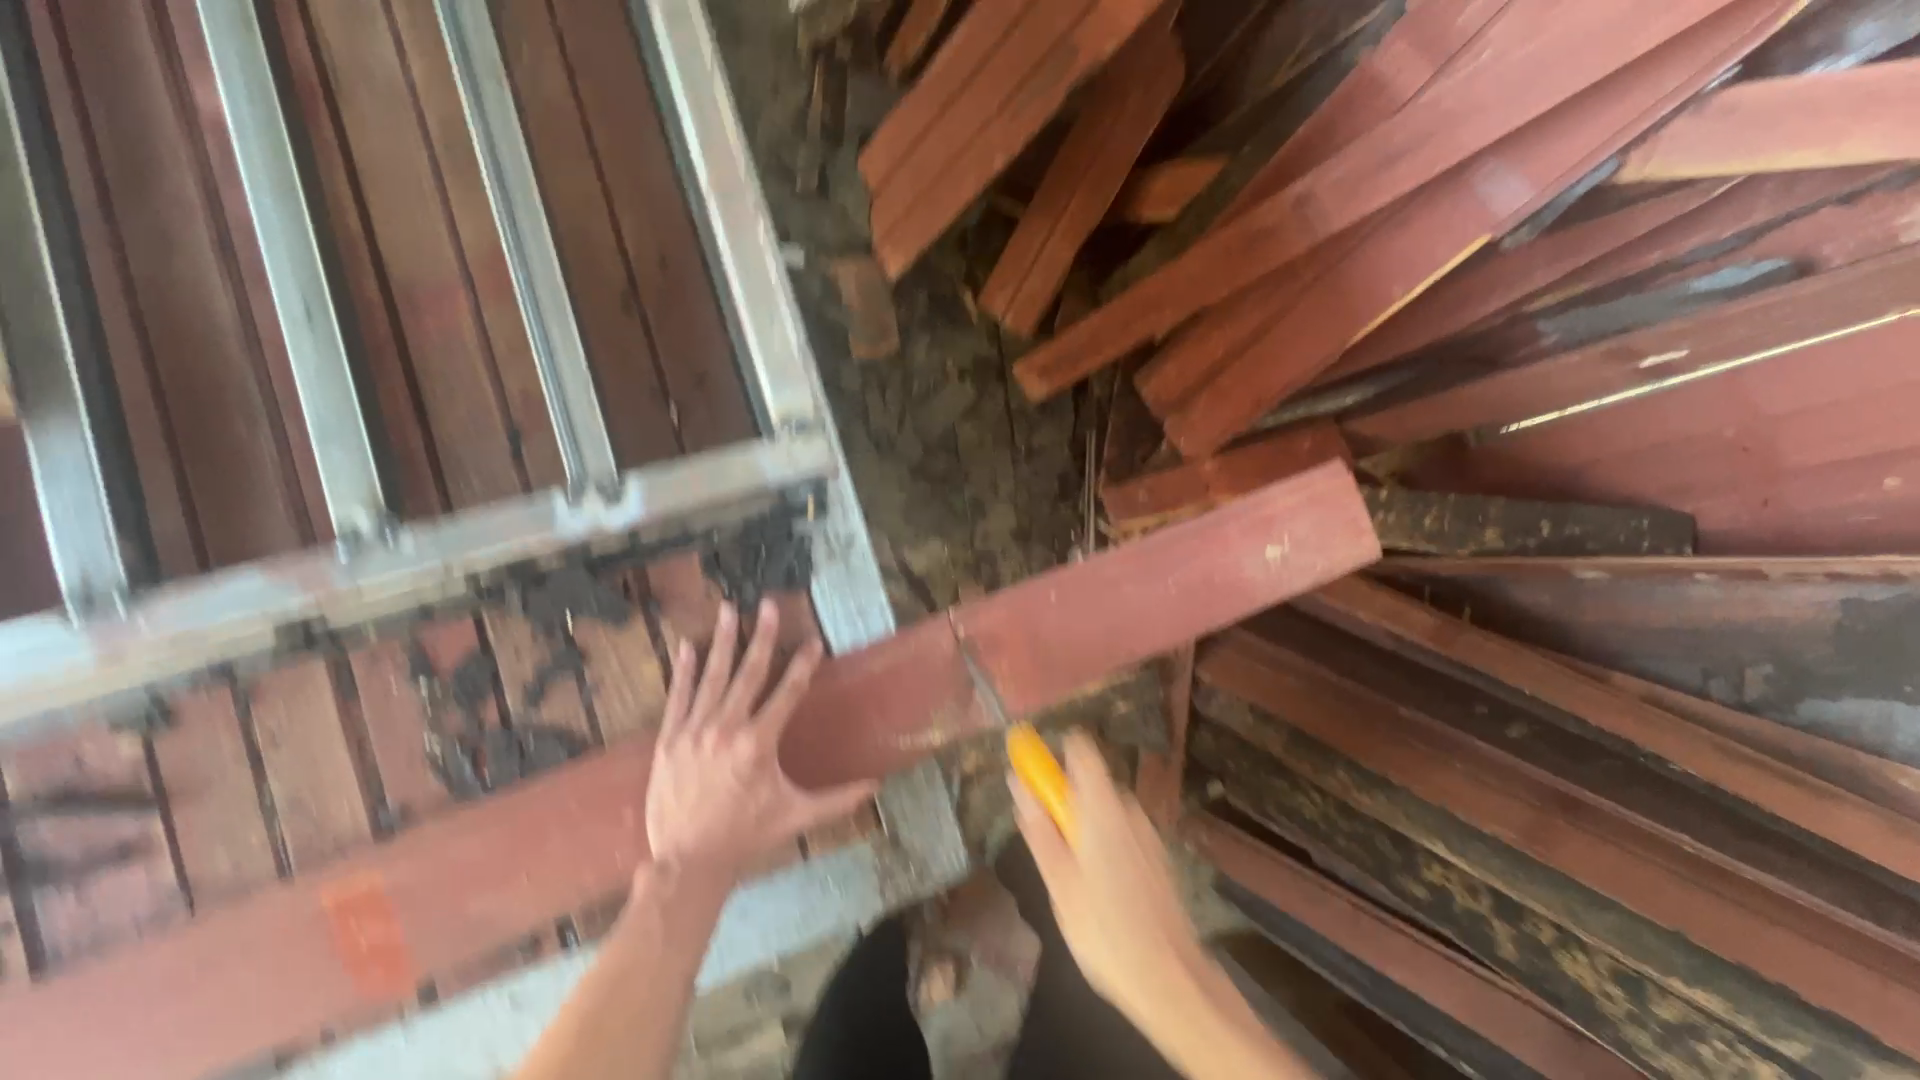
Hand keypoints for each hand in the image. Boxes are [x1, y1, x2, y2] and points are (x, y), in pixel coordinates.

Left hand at [645, 599, 877, 886]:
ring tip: (728, 609)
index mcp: (758, 745)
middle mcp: (725, 730)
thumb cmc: (747, 837)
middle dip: (762, 636)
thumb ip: (837, 800)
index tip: (814, 641)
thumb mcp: (796, 817)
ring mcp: (693, 732)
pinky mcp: (668, 741)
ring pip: (711, 678)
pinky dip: (683, 671)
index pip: (787, 694)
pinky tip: (688, 647)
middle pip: (749, 673)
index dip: (803, 665)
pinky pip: (677, 698)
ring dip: (722, 642)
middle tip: (769, 605)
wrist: (688, 861)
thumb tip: (876, 787)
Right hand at [1011, 731, 1206, 1022]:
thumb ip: (1039, 828)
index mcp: (1103, 808)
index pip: (1081, 751)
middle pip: (1091, 783)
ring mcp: (1148, 834)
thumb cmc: (1103, 929)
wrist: (1168, 977)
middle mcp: (1130, 811)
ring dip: (1085, 827)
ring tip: (1071, 876)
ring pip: (1107, 812)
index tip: (1032, 773)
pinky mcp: (1158, 858)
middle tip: (1047, 844)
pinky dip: (1105, 845)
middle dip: (1066, 802)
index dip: (1055, 753)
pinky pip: (1123, 834)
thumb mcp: (1058, 882)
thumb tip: (1018, 782)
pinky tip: (1100, 889)